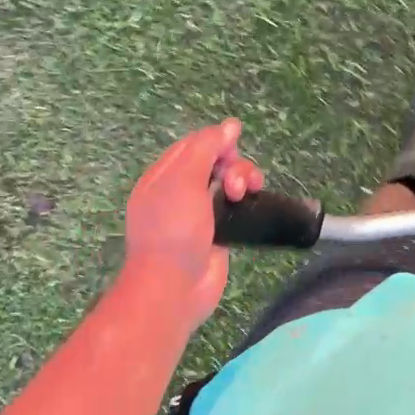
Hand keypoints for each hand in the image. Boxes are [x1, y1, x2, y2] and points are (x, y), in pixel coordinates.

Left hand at [123, 119, 264, 323]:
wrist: (173, 289)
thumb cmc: (173, 230)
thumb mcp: (184, 180)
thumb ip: (206, 147)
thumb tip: (231, 125)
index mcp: (162, 177)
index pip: (193, 145)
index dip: (216, 142)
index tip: (231, 151)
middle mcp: (178, 192)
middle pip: (214, 161)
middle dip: (232, 163)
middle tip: (235, 183)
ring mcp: (198, 213)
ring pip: (228, 181)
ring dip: (242, 178)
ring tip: (245, 193)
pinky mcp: (216, 231)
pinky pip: (235, 204)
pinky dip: (246, 199)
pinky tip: (252, 202)